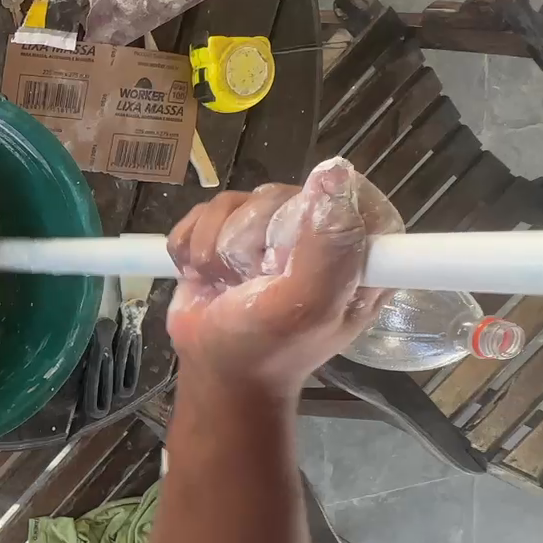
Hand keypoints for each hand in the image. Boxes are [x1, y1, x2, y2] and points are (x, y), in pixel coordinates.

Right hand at [165, 159, 390, 394]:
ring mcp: (263, 234)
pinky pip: (197, 215)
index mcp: (355, 250)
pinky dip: (186, 247)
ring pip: (228, 203)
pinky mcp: (220, 236)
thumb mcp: (306, 306)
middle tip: (248, 280)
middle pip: (272, 195)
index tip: (285, 257)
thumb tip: (333, 172)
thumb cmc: (265, 348)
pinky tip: (197, 275)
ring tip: (220, 282)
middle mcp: (311, 234)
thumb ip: (329, 246)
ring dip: (210, 249)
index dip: (304, 217)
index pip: (340, 192)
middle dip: (244, 241)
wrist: (212, 370)